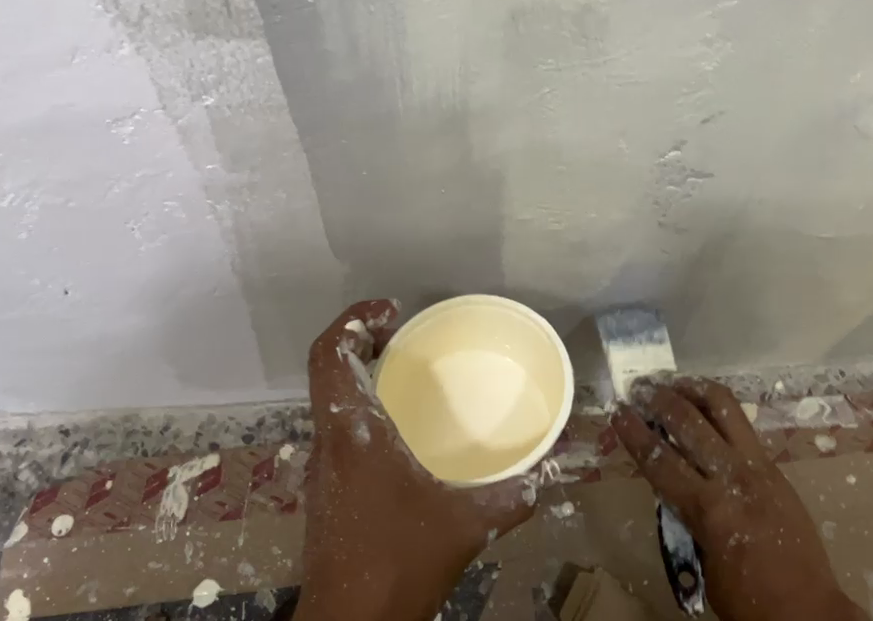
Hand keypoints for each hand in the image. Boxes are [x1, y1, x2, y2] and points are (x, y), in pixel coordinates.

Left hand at [292, 300, 536, 620]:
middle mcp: (329, 442)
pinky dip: (363, 411)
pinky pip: (339, 431)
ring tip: (403, 372)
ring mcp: (323, 469)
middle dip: (361, 341)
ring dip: (360, 376)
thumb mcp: (465, 525)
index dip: (353, 320)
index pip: (329, 355)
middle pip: (328, 371)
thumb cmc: (398, 562)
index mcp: (352, 433)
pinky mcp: (327, 493)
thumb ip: (511, 496)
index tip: (391, 311)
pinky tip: (399, 432)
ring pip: (331, 402)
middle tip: (402, 333)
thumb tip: (549, 477)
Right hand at [614, 379, 864, 620]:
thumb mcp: (703, 564)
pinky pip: (741, 424)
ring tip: (671, 382)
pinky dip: (717, 407)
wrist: (809, 610)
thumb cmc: (748, 600)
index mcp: (709, 510)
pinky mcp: (774, 466)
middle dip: (658, 400)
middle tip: (639, 387)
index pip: (660, 460)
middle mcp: (732, 477)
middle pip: (688, 422)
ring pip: (722, 407)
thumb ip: (686, 518)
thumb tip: (671, 485)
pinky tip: (702, 405)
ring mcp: (757, 466)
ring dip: (691, 389)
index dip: (634, 434)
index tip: (618, 412)